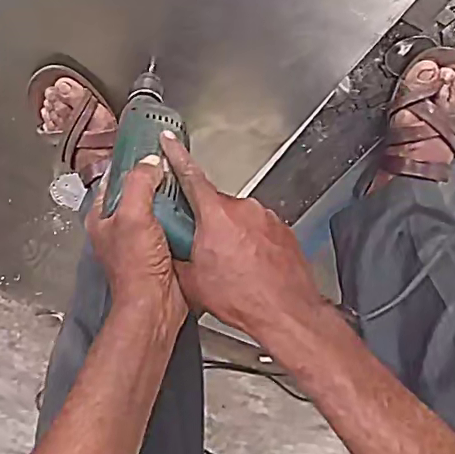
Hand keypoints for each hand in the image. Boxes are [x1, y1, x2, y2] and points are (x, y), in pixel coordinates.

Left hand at [86, 155, 187, 325]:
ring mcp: (142, 237)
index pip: (114, 178)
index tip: (147, 148)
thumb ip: (139, 184)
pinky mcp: (163, 247)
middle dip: (155, 178)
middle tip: (170, 163)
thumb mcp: (133, 216)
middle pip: (139, 190)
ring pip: (158, 205)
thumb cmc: (135, 270)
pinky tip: (192, 206)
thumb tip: (150, 163)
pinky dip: (183, 214)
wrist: (156, 305)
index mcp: (102, 217)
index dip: (130, 162)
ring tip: (183, 181)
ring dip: (171, 196)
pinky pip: (174, 222)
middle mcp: (120, 226)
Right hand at [158, 133, 326, 339]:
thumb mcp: (194, 283)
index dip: (176, 156)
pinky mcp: (281, 228)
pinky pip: (258, 229)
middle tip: (203, 248)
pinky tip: (250, 266)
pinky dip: (251, 243)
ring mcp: (265, 217)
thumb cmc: (245, 299)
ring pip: (237, 218)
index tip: (168, 141)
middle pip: (214, 205)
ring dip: (231, 235)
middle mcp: (242, 209)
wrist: (287, 312)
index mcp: (216, 215)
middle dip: (206, 222)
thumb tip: (167, 254)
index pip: (190, 176)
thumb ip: (176, 258)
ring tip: (232, 266)